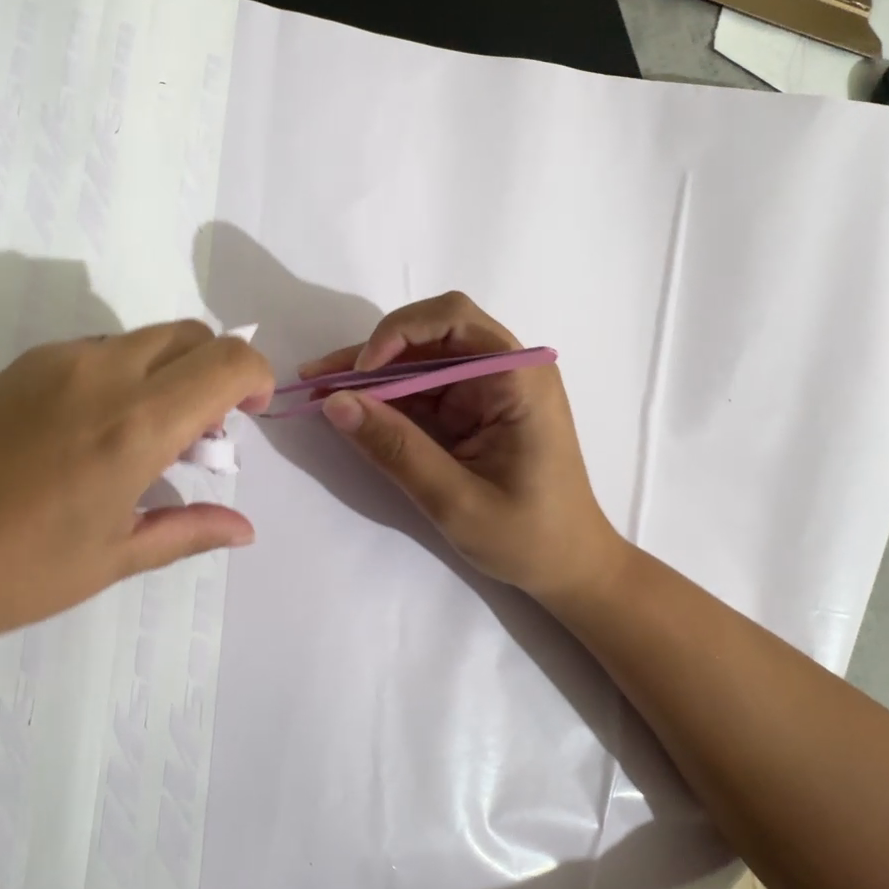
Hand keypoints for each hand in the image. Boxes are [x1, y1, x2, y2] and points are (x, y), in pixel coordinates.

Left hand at [0, 322, 272, 666]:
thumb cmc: (7, 572)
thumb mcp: (107, 560)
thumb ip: (186, 531)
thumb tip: (245, 529)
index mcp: (136, 421)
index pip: (228, 360)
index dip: (257, 378)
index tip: (249, 419)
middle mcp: (102, 371)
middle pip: (189, 335)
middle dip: (215, 372)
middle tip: (199, 438)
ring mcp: (54, 361)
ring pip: (140, 340)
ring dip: (166, 374)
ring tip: (142, 441)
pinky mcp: (16, 366)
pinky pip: (94, 351)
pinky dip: (122, 375)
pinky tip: (89, 435)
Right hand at [301, 292, 621, 599]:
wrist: (570, 568)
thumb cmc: (528, 537)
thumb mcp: (456, 501)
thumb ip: (396, 449)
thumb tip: (334, 402)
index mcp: (518, 378)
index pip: (453, 320)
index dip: (398, 333)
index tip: (359, 374)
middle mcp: (506, 369)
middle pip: (431, 331)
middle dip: (373, 351)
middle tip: (319, 378)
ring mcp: (489, 387)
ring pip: (420, 357)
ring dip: (372, 373)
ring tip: (319, 389)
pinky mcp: (473, 408)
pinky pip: (423, 386)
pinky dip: (385, 396)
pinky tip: (349, 407)